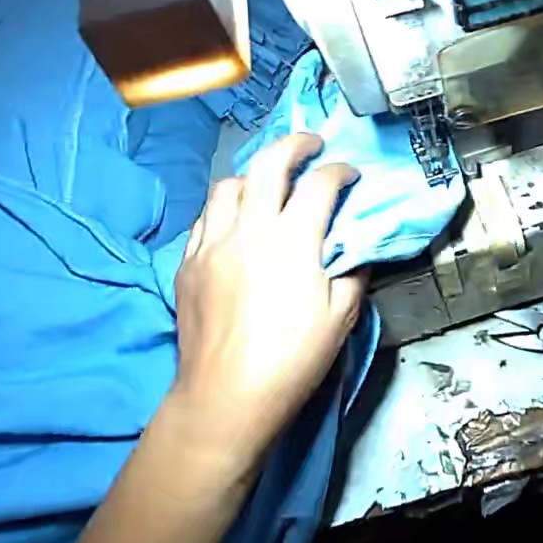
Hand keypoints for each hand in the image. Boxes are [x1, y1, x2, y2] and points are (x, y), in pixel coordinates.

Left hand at [168, 133, 367, 475]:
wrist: (225, 398)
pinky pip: (205, 217)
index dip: (341, 171)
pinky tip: (238, 221)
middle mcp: (250, 230)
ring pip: (229, 185)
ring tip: (271, 185)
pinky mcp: (188, 262)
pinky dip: (227, 207)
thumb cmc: (292, 360)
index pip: (320, 184)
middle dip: (295, 144)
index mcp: (293, 241)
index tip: (351, 175)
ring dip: (256, 176)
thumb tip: (355, 248)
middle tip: (311, 145)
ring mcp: (212, 243)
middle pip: (268, 163)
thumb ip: (352, 272)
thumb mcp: (341, 317)